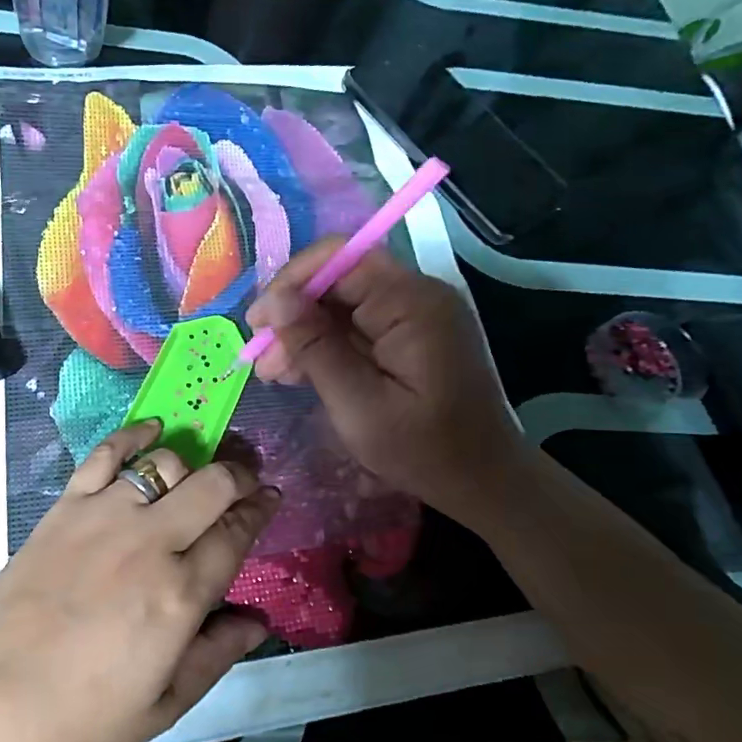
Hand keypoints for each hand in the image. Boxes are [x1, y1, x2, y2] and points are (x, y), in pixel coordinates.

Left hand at [0, 420, 277, 741]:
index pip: (236, 534)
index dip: (259, 509)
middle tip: (244, 478)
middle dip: (238, 475)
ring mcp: (104, 516)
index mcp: (180, 596)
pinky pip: (106, 454)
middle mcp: (149, 543)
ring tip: (196, 470)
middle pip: (211, 485)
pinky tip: (151, 431)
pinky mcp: (66, 505)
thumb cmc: (78, 711)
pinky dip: (133, 436)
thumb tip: (258, 621)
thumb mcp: (161, 706)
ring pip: (164, 463)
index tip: (271, 496)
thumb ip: (215, 656)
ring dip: (190, 461)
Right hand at [244, 238, 527, 517]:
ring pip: (340, 303)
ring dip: (302, 332)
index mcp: (412, 304)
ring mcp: (413, 314)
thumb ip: (315, 348)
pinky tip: (297, 372)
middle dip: (292, 312)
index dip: (291, 282)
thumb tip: (275, 301)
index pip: (340, 259)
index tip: (259, 323)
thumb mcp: (357, 404)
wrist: (482, 482)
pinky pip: (354, 324)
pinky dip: (323, 344)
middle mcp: (416, 295)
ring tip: (273, 372)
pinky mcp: (407, 335)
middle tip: (260, 357)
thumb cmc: (422, 450)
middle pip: (337, 279)